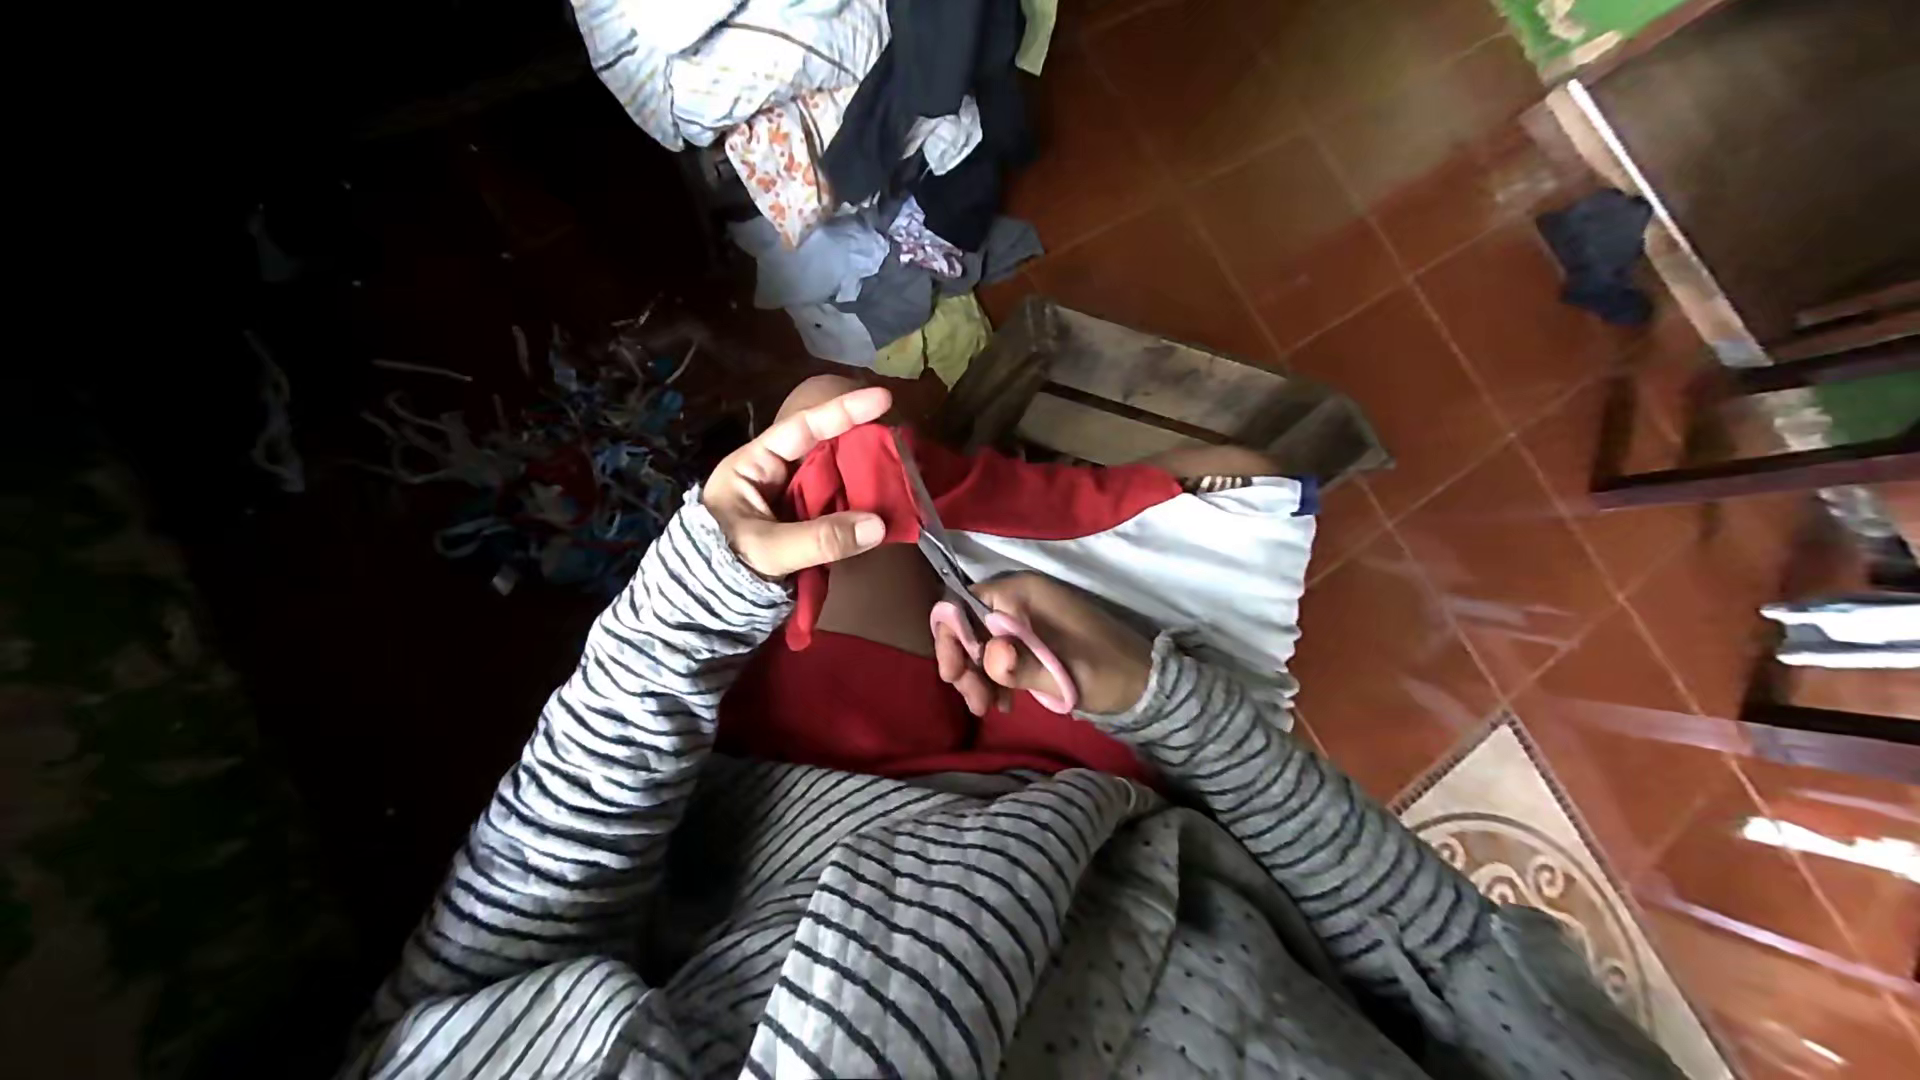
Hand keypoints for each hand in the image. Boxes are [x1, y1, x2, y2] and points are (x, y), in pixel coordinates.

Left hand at [703, 386, 891, 578]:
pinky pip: (837, 509)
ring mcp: (791, 500)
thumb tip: (878, 525)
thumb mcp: (767, 550)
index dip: (842, 411)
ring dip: (864, 481)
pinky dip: (859, 508)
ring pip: (835, 480)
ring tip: (900, 478)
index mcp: (755, 465)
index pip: (802, 427)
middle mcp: (776, 475)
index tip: (882, 399)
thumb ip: (819, 539)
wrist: (706, 604)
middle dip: (861, 447)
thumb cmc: (721, 564)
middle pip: (825, 450)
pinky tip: (883, 508)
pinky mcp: (804, 525)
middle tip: (901, 446)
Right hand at [934, 572, 1152, 715]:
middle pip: (968, 624)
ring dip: (977, 675)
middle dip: (965, 664)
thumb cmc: (1107, 673)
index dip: (952, 637)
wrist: (1142, 684)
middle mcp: (1019, 597)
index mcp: (1025, 593)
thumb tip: (989, 656)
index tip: (955, 675)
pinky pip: (998, 651)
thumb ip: (1024, 666)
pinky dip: (994, 676)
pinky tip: (1003, 703)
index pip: (964, 602)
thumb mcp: (1065, 675)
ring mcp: (1024, 617)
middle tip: (975, 702)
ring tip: (988, 708)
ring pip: (980, 641)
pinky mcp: (1030, 637)